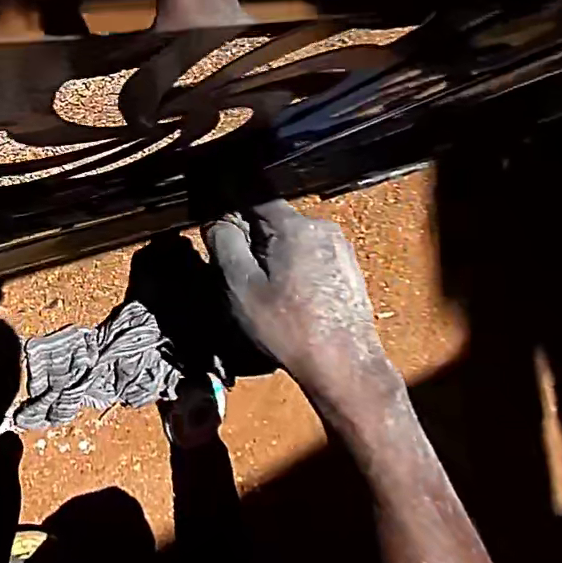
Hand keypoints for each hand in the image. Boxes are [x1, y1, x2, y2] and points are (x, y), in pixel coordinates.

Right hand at [204, 200, 401, 417]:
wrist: (345, 367)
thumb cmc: (290, 329)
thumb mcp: (241, 286)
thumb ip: (224, 243)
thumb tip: (216, 220)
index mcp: (295, 227)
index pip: (255, 195)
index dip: (229, 205)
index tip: (214, 221)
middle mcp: (322, 229)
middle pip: (273, 218)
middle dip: (250, 234)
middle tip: (234, 265)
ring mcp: (339, 248)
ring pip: (291, 237)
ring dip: (271, 252)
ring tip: (262, 288)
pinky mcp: (347, 268)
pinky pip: (310, 254)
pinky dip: (292, 265)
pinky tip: (286, 296)